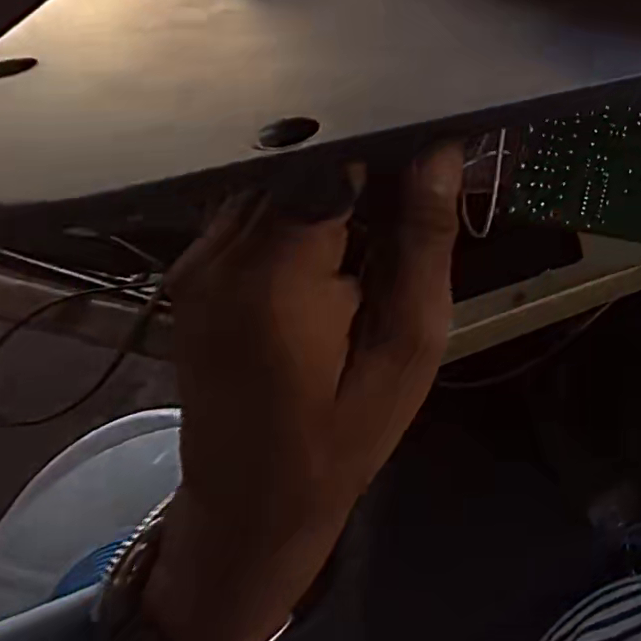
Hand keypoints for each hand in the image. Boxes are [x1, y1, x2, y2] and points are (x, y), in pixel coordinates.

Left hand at [144, 145, 464, 640]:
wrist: (255, 504)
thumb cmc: (347, 430)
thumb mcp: (411, 337)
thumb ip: (424, 239)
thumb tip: (442, 153)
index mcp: (271, 275)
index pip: (332, 161)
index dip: (392, 139)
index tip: (443, 136)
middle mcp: (217, 255)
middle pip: (305, 162)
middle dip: (375, 162)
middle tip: (434, 182)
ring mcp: (196, 261)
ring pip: (285, 178)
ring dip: (348, 184)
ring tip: (398, 214)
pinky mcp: (197, 270)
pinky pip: (265, 205)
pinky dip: (318, 205)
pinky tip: (354, 238)